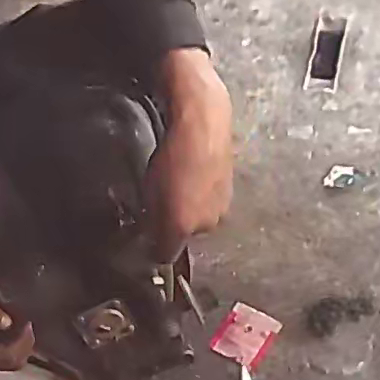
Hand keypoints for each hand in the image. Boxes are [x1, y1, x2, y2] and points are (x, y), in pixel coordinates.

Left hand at [146, 48, 232, 261]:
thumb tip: (154, 238)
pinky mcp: (231, 191)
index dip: (155, 246)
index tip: (148, 236)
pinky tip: (195, 172)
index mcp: (183, 228)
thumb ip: (153, 223)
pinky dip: (202, 193)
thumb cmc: (173, 157)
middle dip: (176, 224)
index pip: (167, 254)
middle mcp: (207, 226)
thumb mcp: (151, 194)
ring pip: (200, 217)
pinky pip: (210, 200)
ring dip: (190, 207)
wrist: (204, 125)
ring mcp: (223, 208)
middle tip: (164, 199)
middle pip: (186, 235)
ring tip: (181, 181)